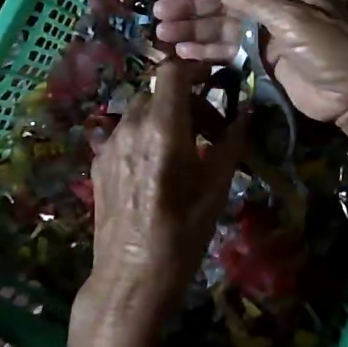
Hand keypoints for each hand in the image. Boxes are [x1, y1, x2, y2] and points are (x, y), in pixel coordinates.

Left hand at [79, 60, 249, 346]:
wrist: (130, 279)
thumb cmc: (182, 236)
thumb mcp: (216, 189)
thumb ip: (232, 143)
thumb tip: (248, 112)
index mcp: (162, 129)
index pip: (172, 72)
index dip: (195, 67)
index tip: (216, 80)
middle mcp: (130, 126)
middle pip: (159, 91)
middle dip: (189, 100)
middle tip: (213, 130)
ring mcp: (110, 143)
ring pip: (142, 110)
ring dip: (168, 117)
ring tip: (188, 151)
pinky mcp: (99, 161)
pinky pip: (127, 131)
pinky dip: (148, 134)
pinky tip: (160, 168)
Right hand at [154, 0, 347, 127]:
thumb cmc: (332, 49)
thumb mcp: (293, 19)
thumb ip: (253, 0)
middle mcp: (272, 7)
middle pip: (226, 1)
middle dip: (193, 6)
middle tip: (160, 15)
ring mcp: (266, 35)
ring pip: (223, 27)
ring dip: (193, 29)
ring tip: (162, 35)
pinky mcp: (262, 62)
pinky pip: (229, 51)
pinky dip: (206, 50)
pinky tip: (183, 52)